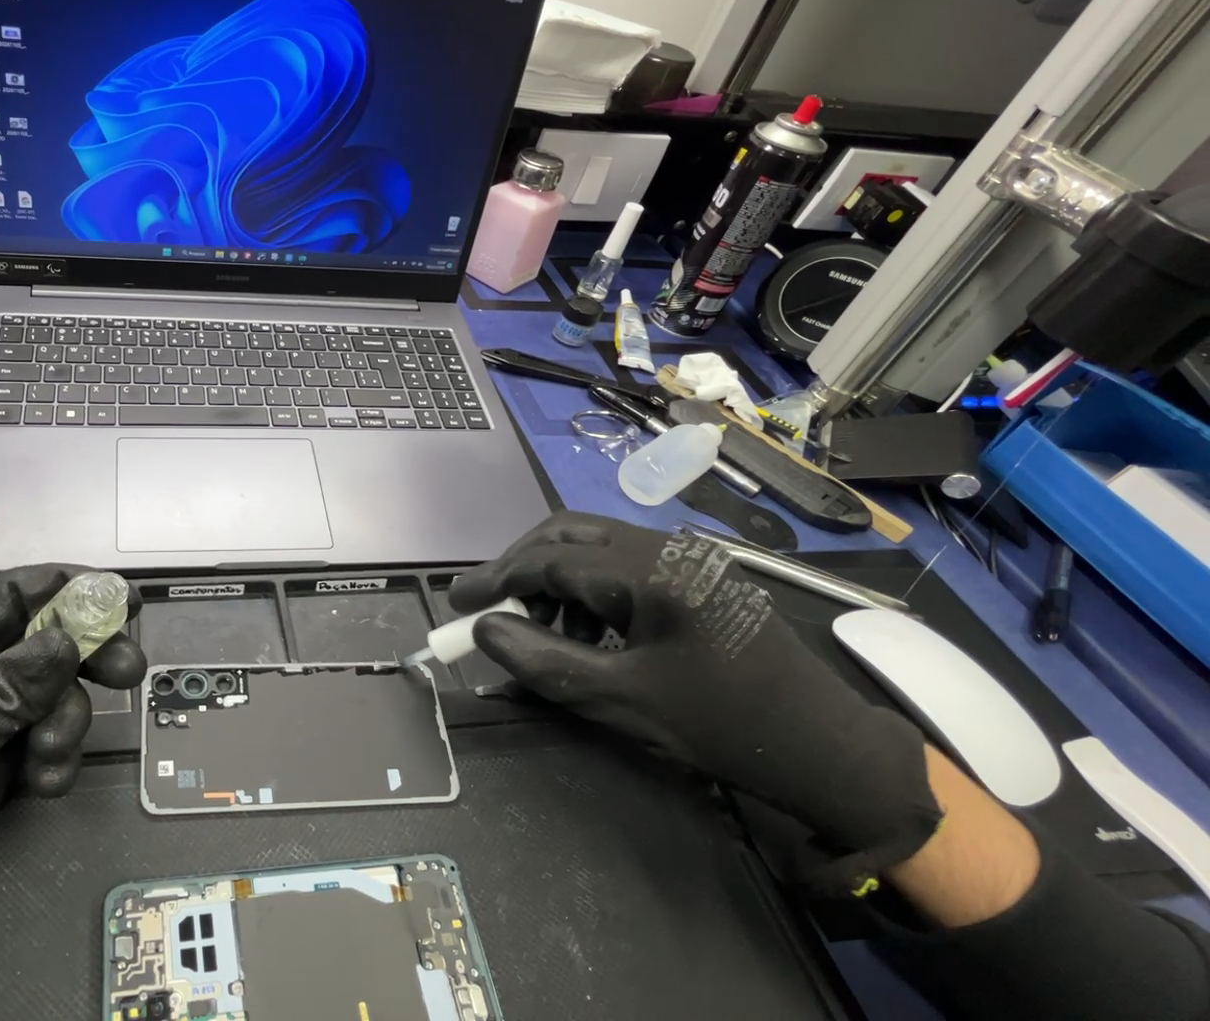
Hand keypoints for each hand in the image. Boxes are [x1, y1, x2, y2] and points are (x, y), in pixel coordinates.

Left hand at [0, 565, 145, 998]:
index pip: (10, 597)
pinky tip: (44, 785)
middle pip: (42, 648)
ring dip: (65, 723)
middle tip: (130, 672)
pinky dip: (51, 763)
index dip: (66, 587)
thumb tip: (67, 637)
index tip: (122, 596)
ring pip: (46, 703)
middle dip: (86, 656)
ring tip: (48, 761)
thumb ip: (4, 687)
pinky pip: (36, 752)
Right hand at [451, 511, 940, 893]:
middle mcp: (667, 548)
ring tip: (542, 628)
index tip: (455, 601)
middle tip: (490, 604)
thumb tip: (485, 629)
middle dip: (520, 564)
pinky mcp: (698, 574)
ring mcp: (687, 556)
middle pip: (568, 532)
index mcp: (650, 573)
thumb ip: (542, 661)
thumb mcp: (619, 700)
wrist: (822, 745)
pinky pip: (624, 562)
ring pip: (595, 544)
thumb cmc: (719, 725)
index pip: (549, 559)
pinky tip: (587, 630)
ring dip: (555, 576)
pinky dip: (588, 587)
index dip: (495, 579)